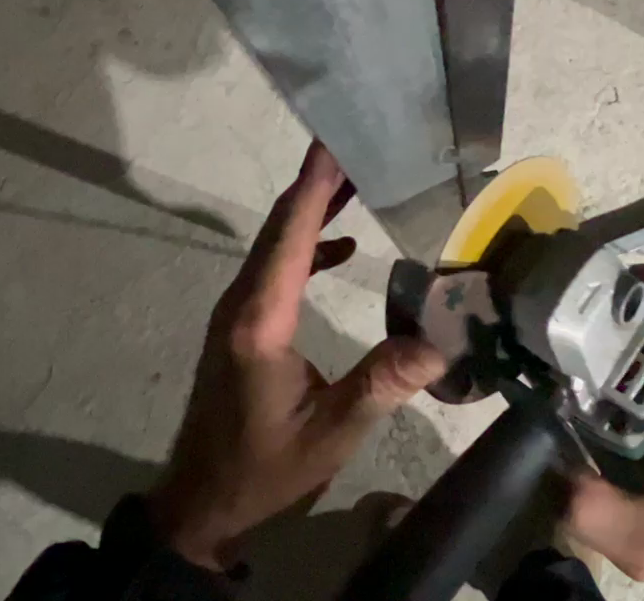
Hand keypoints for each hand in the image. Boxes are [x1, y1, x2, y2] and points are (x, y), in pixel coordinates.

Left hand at [146, 143, 447, 570]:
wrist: (201, 502)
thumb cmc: (265, 468)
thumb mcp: (331, 434)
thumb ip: (381, 384)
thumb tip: (441, 339)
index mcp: (261, 320)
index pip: (290, 236)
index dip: (313, 186)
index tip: (332, 142)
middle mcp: (243, 302)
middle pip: (280, 226)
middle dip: (316, 182)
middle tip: (354, 144)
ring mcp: (238, 311)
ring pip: (277, 242)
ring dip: (312, 207)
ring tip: (355, 178)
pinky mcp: (243, 323)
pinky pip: (277, 267)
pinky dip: (307, 244)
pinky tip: (343, 247)